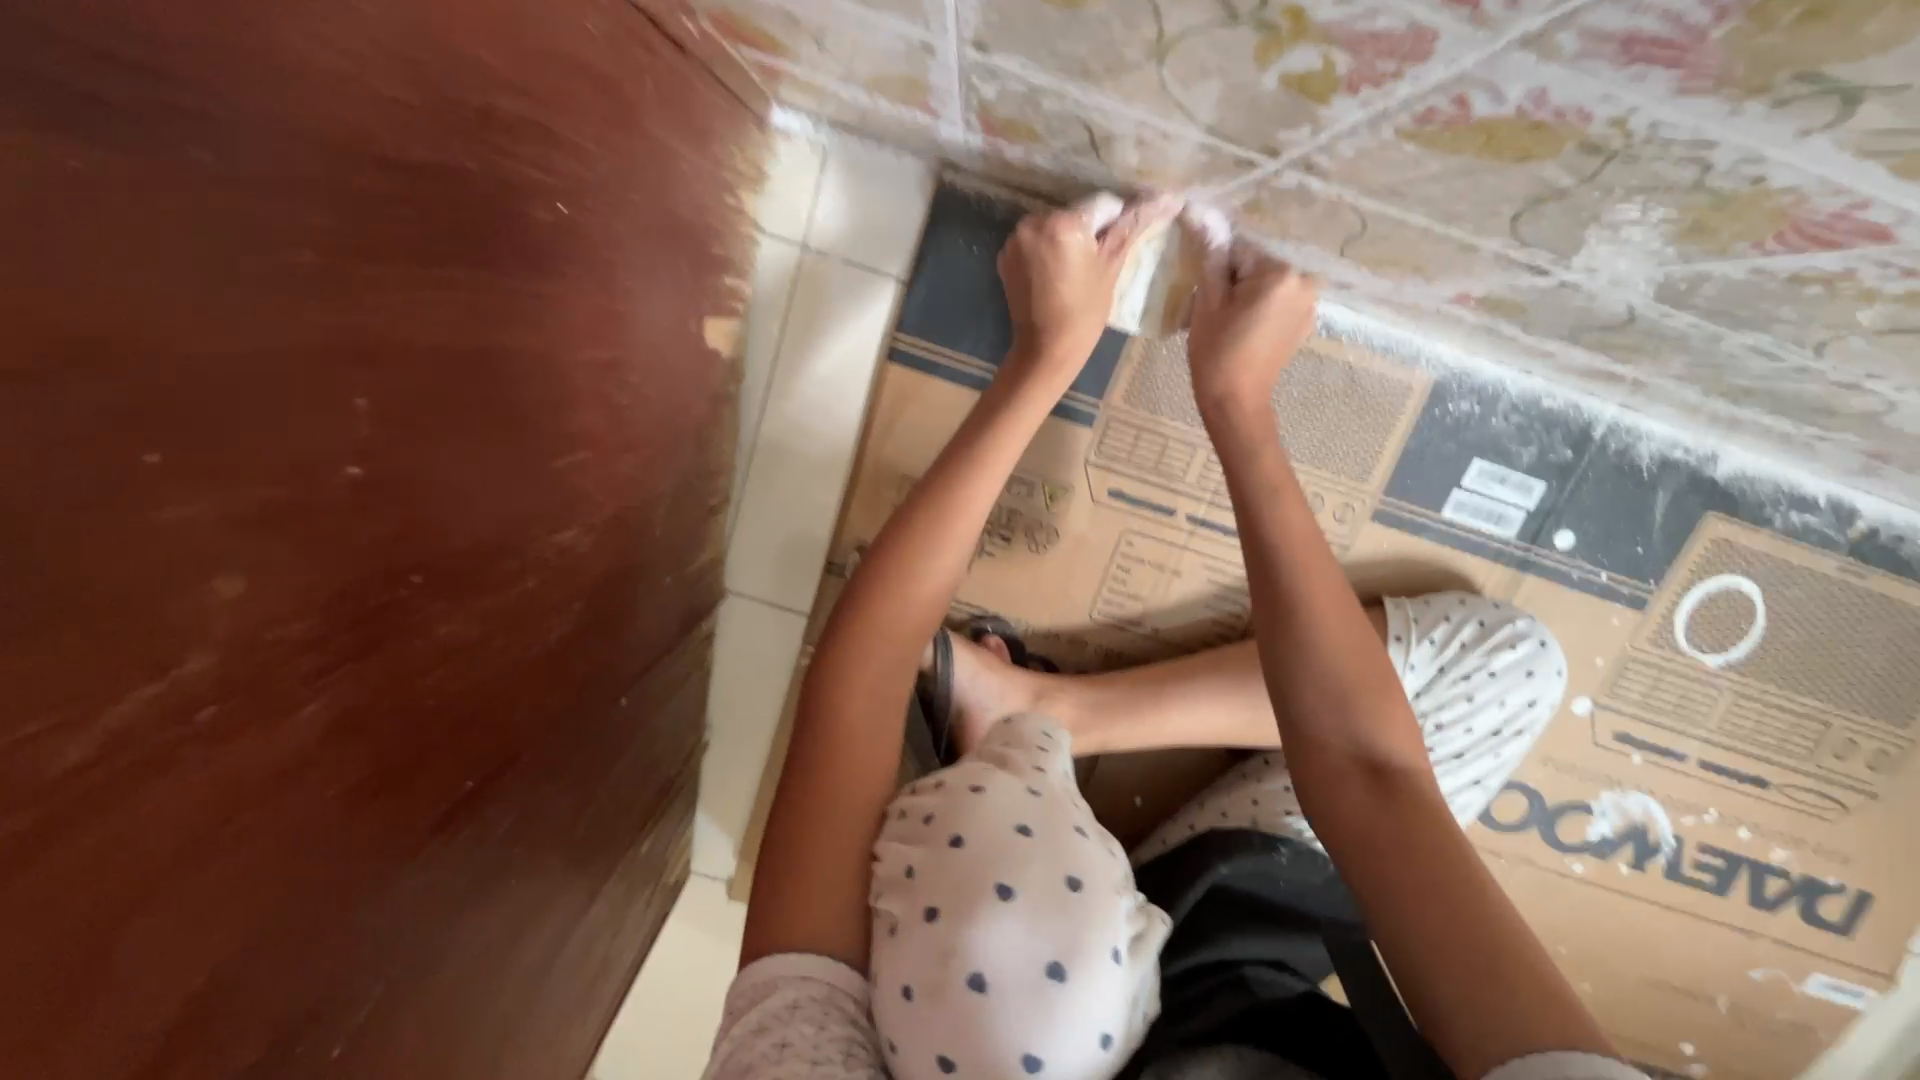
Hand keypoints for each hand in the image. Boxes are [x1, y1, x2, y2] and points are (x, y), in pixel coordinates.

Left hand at [998, 193, 1179, 384]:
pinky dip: (1042, 252)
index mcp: (1064, 223)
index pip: (1100, 205)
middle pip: (1072, 214)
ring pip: (1051, 227)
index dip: (1112, 223)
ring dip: (1063, 240)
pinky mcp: (1003, 256)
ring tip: (1071, 272)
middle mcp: (1033, 222)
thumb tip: (1170, 198)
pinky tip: (1051, 276)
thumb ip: (1133, 225)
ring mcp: (1014, 240)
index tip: (1111, 248)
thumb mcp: (1112, 266)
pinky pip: (1032, 243)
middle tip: (1091, 264)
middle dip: (1084, 231)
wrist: (1046, 349)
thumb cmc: (1085, 311)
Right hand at [1185, 238, 1318, 419]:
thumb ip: (1211, 260)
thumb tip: (1203, 222)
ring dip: (1251, 289)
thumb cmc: (1216, 353)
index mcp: (1281, 272)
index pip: (1242, 248)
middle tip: (1217, 304)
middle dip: (1238, 275)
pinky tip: (1246, 324)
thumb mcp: (1207, 303)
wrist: (1236, 401)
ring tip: (1230, 316)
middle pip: (1261, 262)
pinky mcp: (1306, 320)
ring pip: (1272, 280)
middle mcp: (1305, 281)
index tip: (1206, 286)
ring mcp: (1310, 302)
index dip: (1219, 265)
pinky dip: (1264, 303)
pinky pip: (1282, 298)